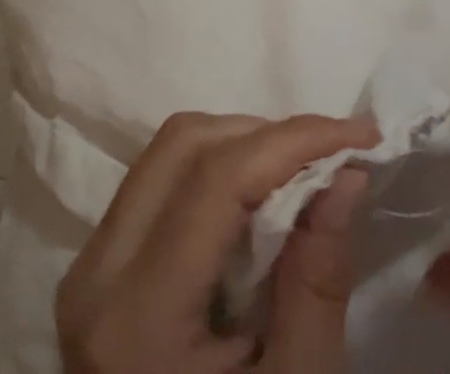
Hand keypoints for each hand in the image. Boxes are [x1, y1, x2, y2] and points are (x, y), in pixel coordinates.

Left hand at [58, 112, 376, 373]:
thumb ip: (317, 282)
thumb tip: (345, 174)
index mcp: (137, 315)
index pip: (215, 179)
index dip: (294, 139)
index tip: (362, 134)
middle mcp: (94, 274)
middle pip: (180, 145)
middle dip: (267, 134)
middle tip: (334, 155)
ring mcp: (87, 267)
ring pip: (165, 154)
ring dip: (242, 146)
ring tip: (305, 175)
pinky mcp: (97, 269)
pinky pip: (157, 183)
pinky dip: (216, 171)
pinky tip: (262, 199)